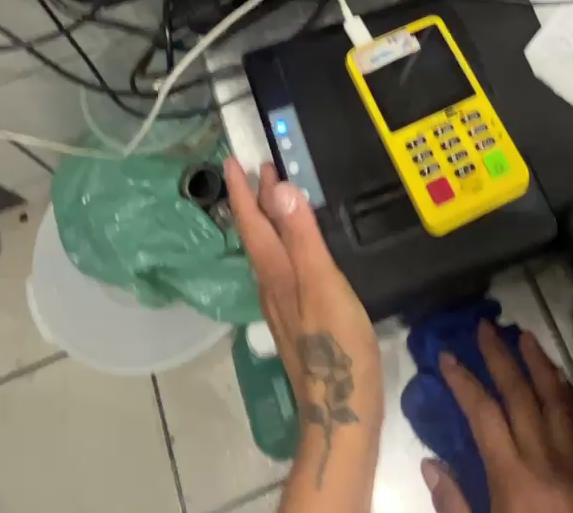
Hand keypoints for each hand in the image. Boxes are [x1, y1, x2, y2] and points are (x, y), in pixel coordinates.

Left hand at [225, 158, 381, 494]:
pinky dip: (285, 244)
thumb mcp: (323, 283)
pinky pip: (284, 268)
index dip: (243, 192)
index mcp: (277, 273)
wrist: (340, 412)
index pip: (253, 223)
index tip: (232, 160)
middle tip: (258, 168)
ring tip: (275, 198)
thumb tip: (279, 188)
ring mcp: (285, 306)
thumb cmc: (335, 345)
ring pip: (269, 253)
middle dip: (255, 201)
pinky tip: (298, 250)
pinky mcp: (300, 320)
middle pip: (257, 236)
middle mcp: (274, 286)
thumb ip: (302, 237)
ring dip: (269, 221)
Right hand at [425, 322, 572, 512]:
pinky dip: (567, 397)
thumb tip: (430, 463)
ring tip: (526, 337)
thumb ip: (453, 506)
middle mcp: (546, 462)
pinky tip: (560, 382)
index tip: (447, 357)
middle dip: (501, 359)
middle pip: (522, 397)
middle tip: (485, 328)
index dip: (464, 383)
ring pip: (557, 402)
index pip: (485, 415)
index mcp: (514, 480)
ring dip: (540, 365)